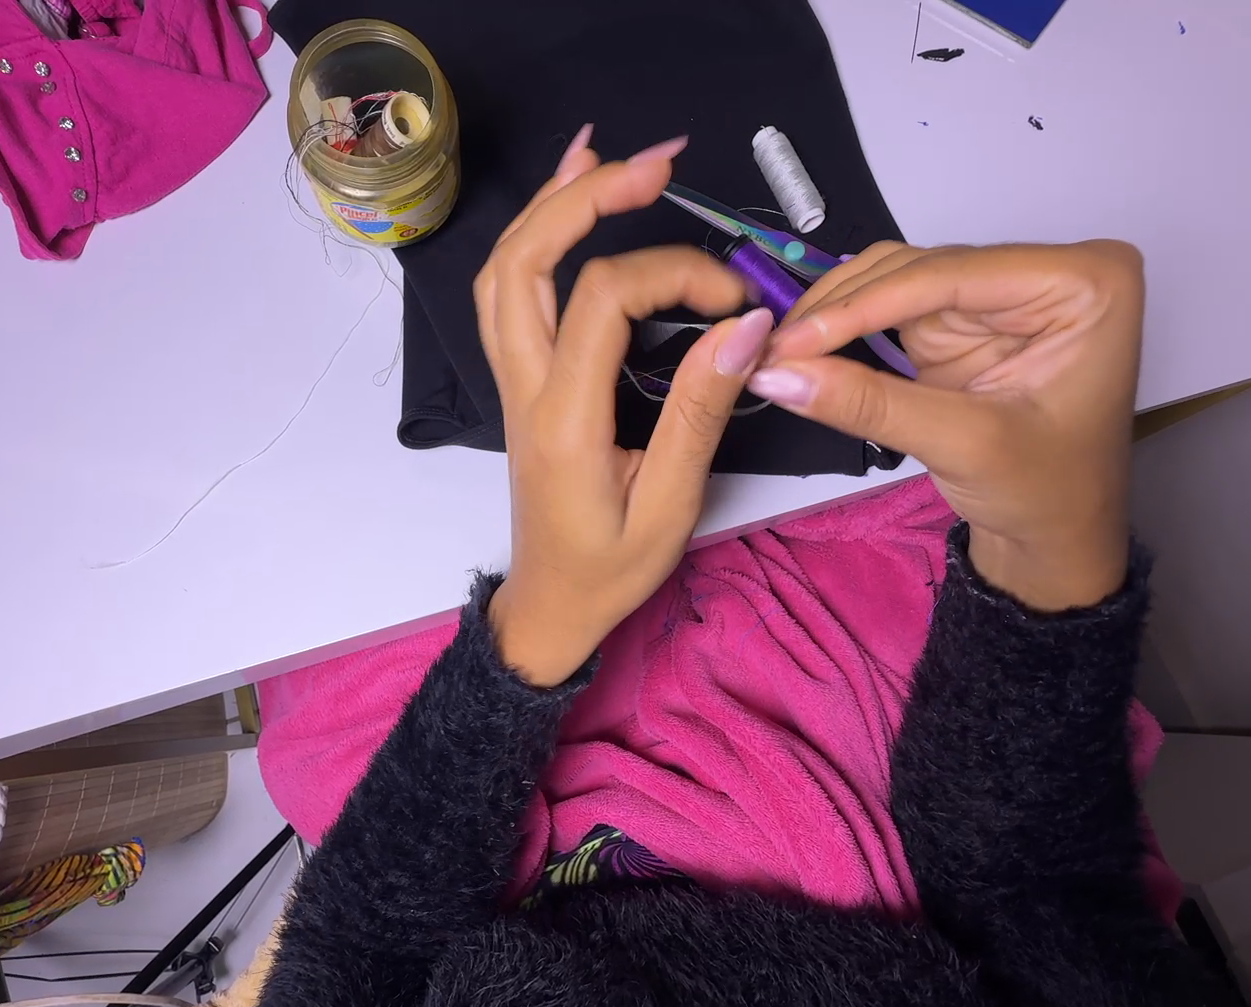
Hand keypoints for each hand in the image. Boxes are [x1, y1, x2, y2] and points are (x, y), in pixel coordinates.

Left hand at [474, 129, 774, 685]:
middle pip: (524, 262)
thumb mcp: (671, 504)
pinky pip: (507, 299)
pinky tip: (562, 211)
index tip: (733, 298)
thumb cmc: (610, 570)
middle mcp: (526, 390)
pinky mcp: (519, 388)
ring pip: (503, 273)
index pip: (603, 300)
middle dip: (584, 197)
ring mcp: (513, 387)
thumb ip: (700, 411)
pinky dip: (531, 244)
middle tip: (656, 164)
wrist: (550, 605)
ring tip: (603, 156)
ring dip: (547, 207)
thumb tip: (747, 326)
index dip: (673, 273)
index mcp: (565, 420)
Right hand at [750, 241, 1144, 610]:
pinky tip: (805, 350)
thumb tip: (775, 375)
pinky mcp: (956, 326)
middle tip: (771, 351)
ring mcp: (993, 299)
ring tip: (778, 353)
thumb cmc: (1044, 490)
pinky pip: (885, 313)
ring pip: (891, 282)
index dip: (859, 307)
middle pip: (915, 267)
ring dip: (831, 315)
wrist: (1052, 534)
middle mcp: (1037, 274)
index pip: (948, 274)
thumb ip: (869, 404)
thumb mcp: (962, 444)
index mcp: (1081, 282)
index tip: (786, 343)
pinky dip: (841, 332)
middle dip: (838, 309)